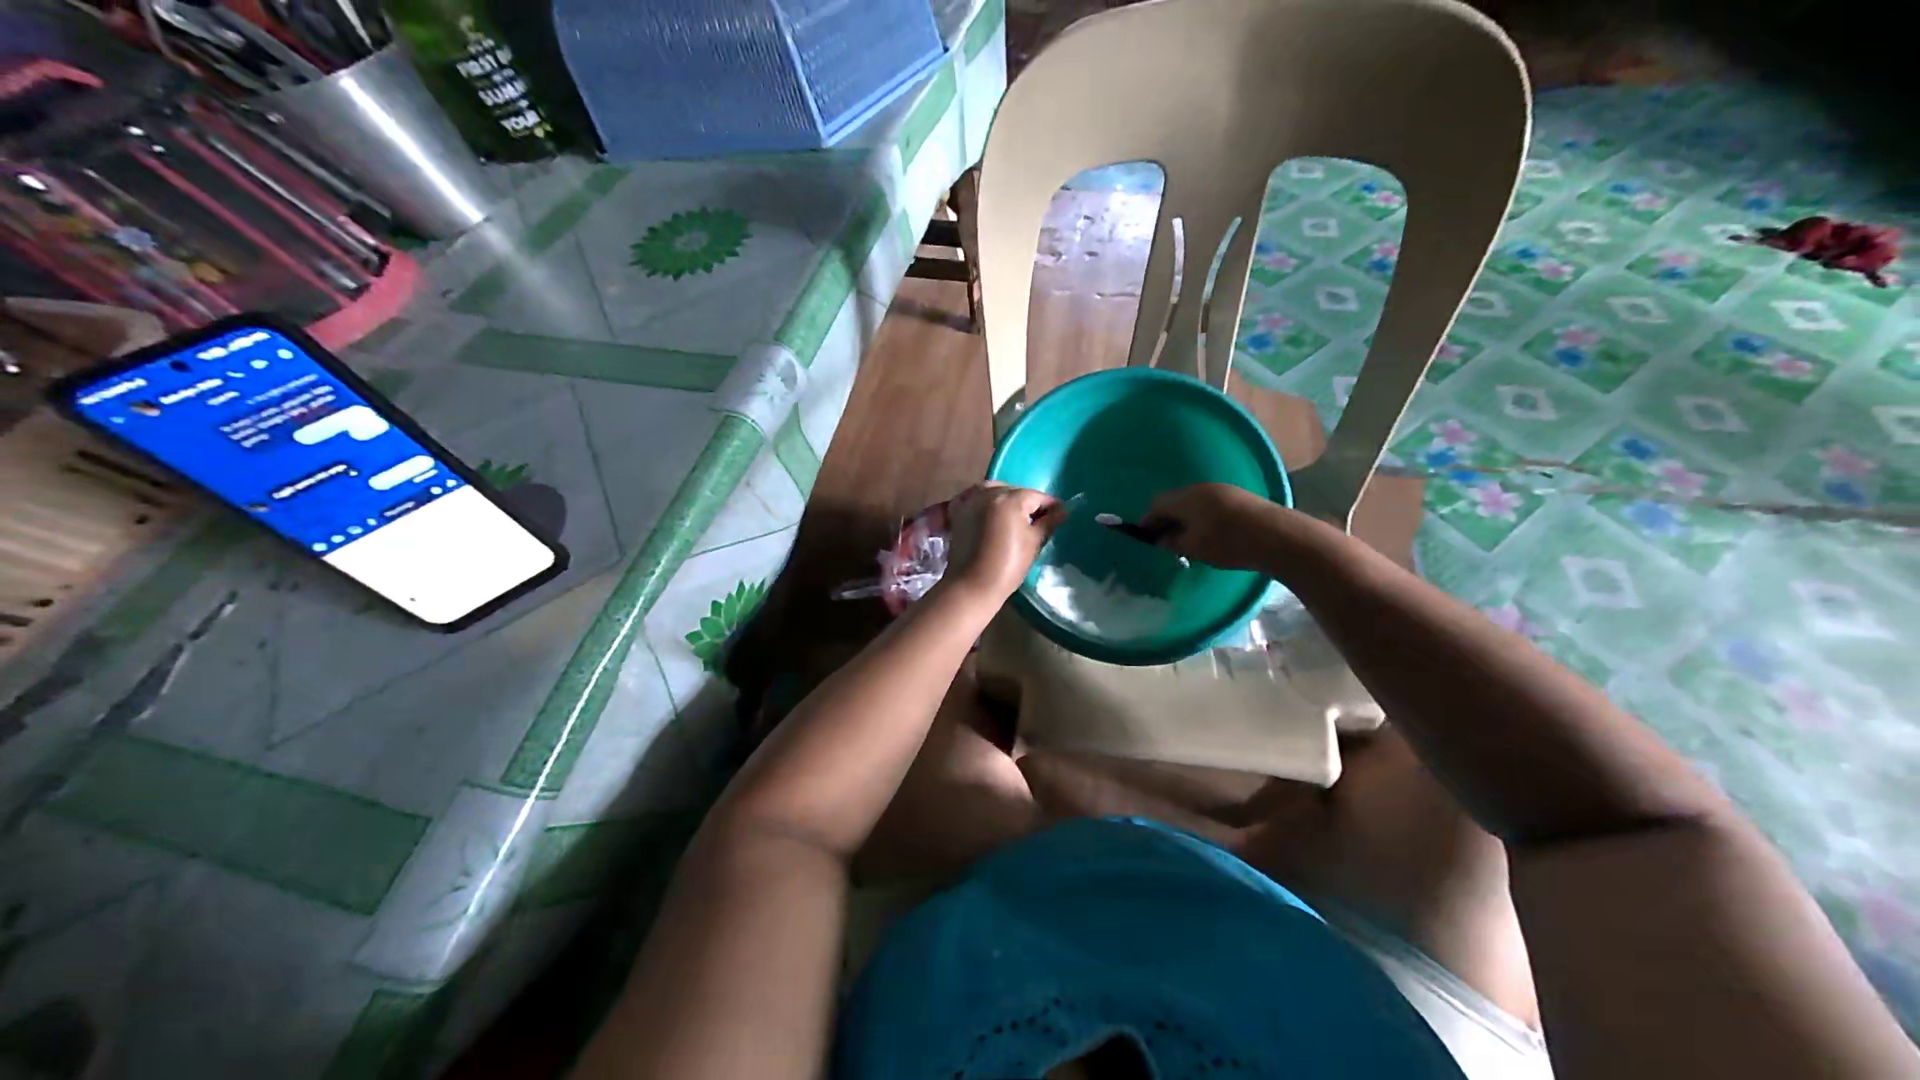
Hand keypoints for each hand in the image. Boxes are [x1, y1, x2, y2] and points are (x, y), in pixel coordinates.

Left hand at [943, 483, 1064, 601]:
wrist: (972, 585)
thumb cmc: (1008, 566)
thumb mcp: (1033, 542)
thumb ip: (1048, 522)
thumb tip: (1062, 511)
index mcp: (1010, 499)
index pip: (1037, 496)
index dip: (1050, 505)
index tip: (1059, 515)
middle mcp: (988, 493)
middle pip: (1015, 491)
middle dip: (1027, 502)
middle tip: (1038, 519)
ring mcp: (970, 500)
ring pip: (994, 490)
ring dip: (1005, 498)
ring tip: (1014, 515)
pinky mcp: (957, 511)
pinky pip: (973, 496)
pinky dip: (983, 499)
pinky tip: (989, 510)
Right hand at [1139, 483, 1288, 570]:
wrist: (1278, 536)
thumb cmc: (1228, 542)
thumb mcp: (1194, 547)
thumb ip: (1172, 542)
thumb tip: (1161, 539)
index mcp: (1185, 497)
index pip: (1156, 505)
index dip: (1148, 521)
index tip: (1145, 538)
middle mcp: (1201, 488)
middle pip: (1175, 501)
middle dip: (1167, 519)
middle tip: (1165, 541)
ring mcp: (1223, 490)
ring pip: (1194, 503)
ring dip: (1187, 519)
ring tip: (1189, 540)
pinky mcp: (1240, 498)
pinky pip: (1211, 505)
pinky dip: (1204, 518)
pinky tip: (1211, 534)